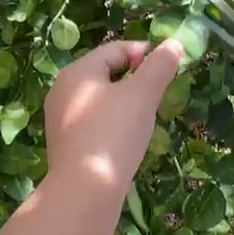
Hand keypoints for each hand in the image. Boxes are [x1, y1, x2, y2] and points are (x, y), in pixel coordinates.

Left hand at [44, 39, 183, 193]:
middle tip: (160, 93)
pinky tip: (127, 140)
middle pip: (104, 74)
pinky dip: (112, 124)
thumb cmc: (113, 133)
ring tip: (147, 117)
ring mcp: (60, 119)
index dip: (143, 52)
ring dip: (124, 103)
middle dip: (134, 79)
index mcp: (77, 72)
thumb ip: (158, 67)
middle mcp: (62, 91)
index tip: (168, 66)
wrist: (84, 190)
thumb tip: (173, 44)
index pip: (114, 49)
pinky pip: (93, 123)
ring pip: (98, 100)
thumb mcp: (142, 95)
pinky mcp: (64, 144)